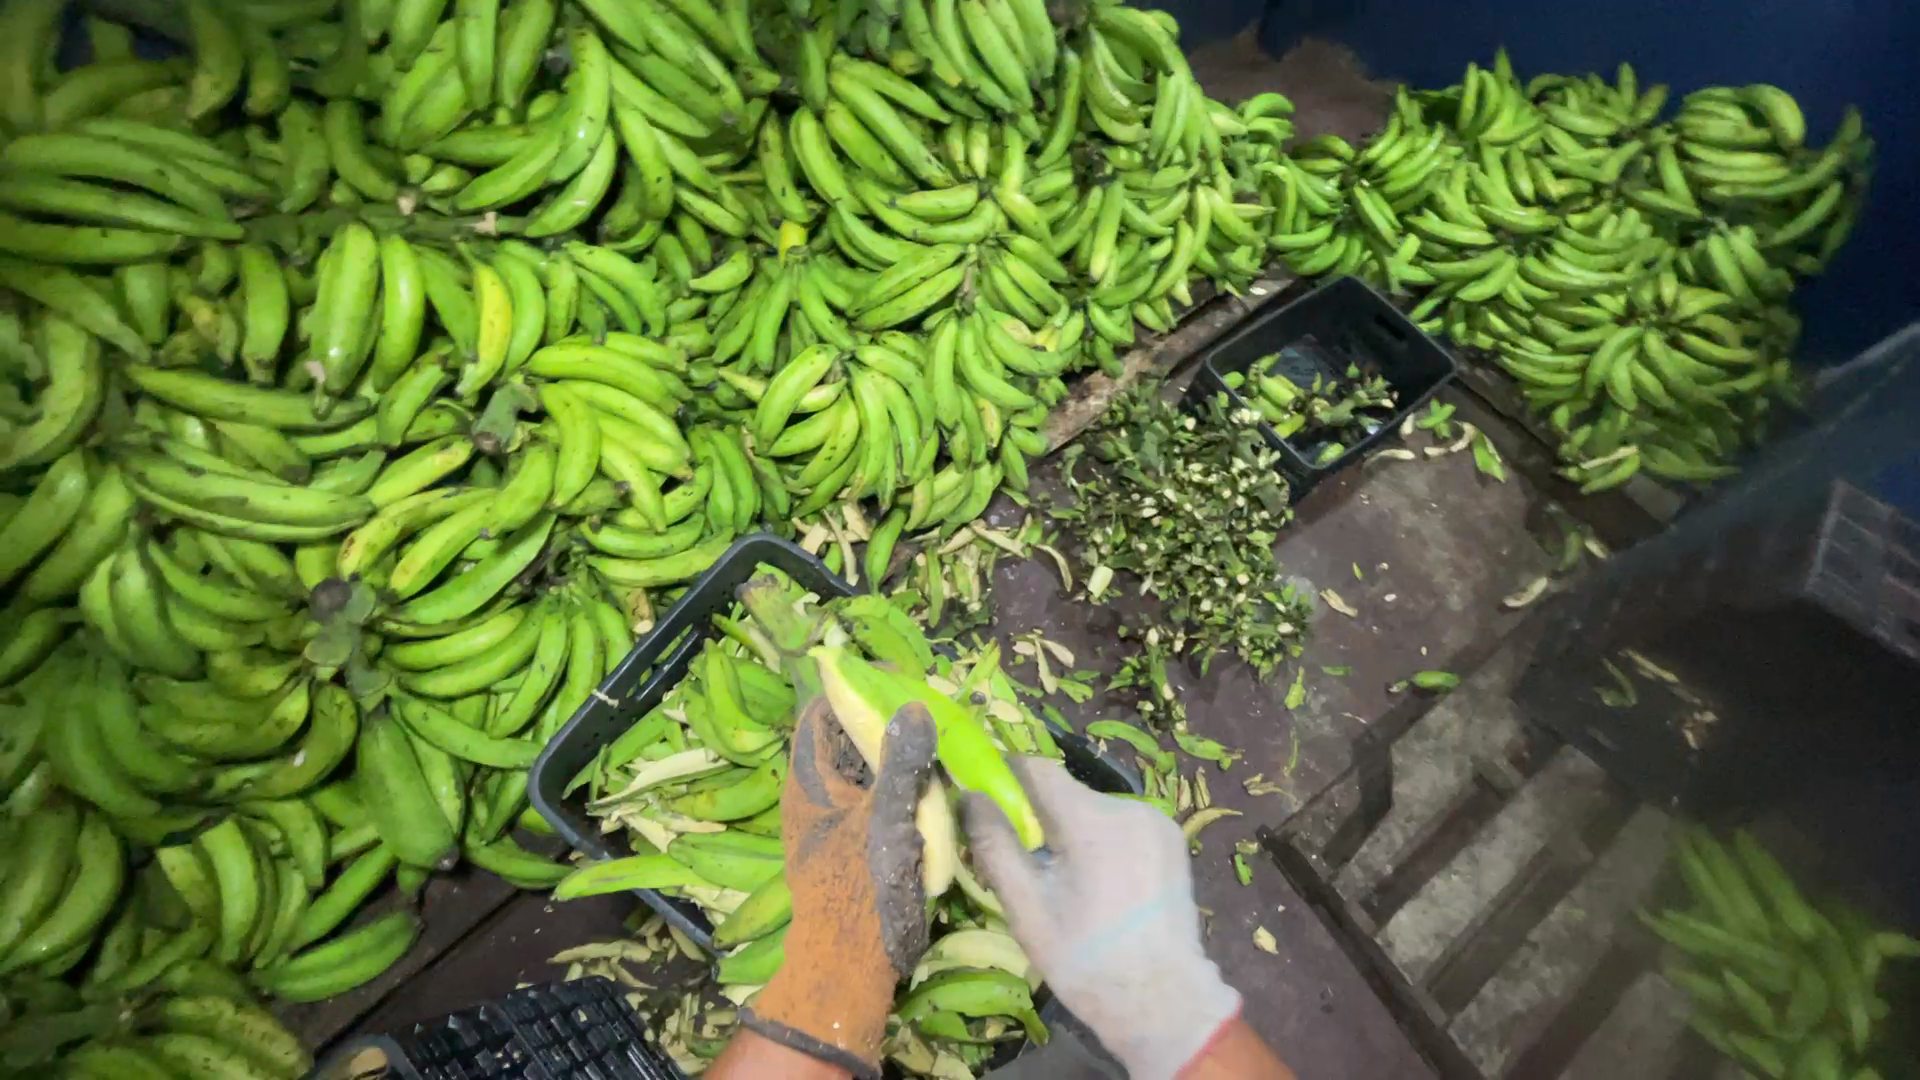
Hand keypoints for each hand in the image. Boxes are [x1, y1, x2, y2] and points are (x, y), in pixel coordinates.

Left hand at [740, 696, 936, 1078]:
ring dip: (894, 749)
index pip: (821, 712)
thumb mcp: (885, 818)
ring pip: (863, 765)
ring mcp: (834, 816)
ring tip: (936, 734)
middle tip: (926, 706)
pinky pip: (875, 792)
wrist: (851, 966)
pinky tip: (933, 778)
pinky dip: (900, 779)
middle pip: (844, 735)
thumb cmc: (861, 887)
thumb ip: (902, 761)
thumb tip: (915, 705)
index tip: (894, 680)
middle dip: (882, 717)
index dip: (852, 688)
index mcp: (809, 779)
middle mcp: (816, 791)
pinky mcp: (854, 837)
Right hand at [962, 757, 1241, 1079]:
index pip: (1037, 769)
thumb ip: (994, 844)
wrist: (1164, 1004)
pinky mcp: (1171, 836)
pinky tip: (1103, 880)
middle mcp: (1127, 807)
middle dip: (1040, 814)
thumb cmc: (1085, 961)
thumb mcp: (1026, 908)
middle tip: (1028, 858)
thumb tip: (969, 796)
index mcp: (1091, 821)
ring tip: (1069, 879)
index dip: (1007, 776)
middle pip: (1065, 791)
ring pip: (1092, 806)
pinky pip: (1120, 821)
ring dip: (1072, 828)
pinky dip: (1102, 838)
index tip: (989, 797)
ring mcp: (1155, 819)